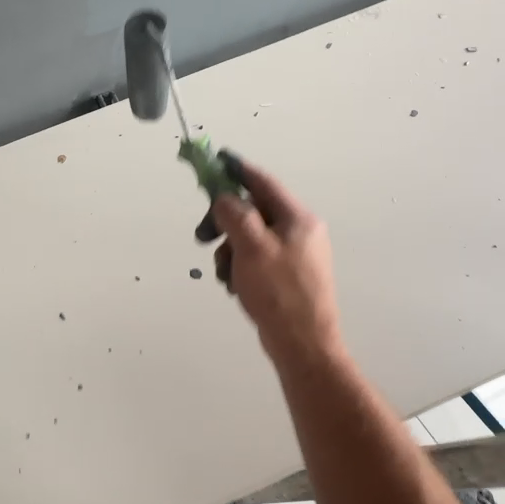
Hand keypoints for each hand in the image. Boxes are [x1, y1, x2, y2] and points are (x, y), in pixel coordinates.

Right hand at [196, 152, 343, 366]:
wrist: (302, 343)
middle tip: (202, 236)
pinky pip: (254, 259)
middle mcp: (299, 232)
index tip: (213, 160)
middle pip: (252, 211)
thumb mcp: (252, 248)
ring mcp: (294, 255)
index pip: (262, 183)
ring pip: (249, 237)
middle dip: (224, 221)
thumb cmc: (279, 293)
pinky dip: (239, 266)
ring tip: (224, 273)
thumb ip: (235, 215)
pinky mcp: (286, 277)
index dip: (236, 170)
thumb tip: (225, 198)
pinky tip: (235, 285)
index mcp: (297, 219)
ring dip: (229, 249)